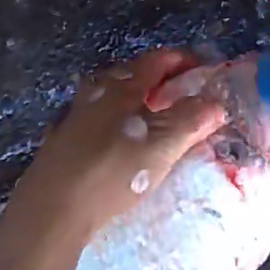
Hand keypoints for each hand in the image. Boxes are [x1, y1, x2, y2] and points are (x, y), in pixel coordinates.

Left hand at [13, 49, 227, 237]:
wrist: (51, 209)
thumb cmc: (112, 170)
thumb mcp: (162, 146)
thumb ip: (191, 121)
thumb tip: (217, 102)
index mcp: (122, 88)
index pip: (156, 60)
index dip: (182, 60)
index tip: (203, 67)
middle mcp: (97, 94)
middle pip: (131, 74)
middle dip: (158, 78)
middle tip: (181, 92)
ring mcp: (75, 117)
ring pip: (111, 96)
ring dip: (135, 99)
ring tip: (153, 116)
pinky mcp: (62, 142)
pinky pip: (97, 119)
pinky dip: (116, 121)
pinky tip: (119, 140)